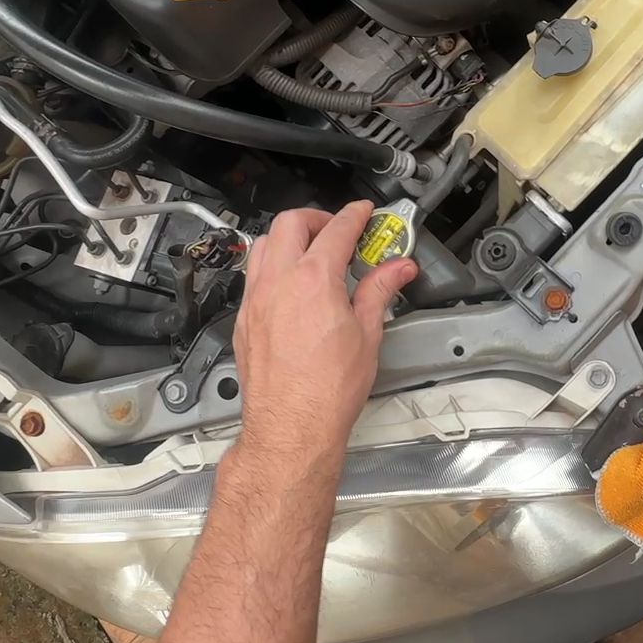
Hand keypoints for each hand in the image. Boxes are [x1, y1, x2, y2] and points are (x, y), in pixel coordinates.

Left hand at [233, 201, 418, 463]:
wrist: (291, 429)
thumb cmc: (327, 391)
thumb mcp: (368, 335)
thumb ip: (380, 291)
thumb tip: (397, 269)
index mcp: (315, 281)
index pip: (336, 230)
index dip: (355, 215)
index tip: (363, 213)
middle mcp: (279, 284)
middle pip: (290, 223)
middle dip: (317, 218)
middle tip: (338, 230)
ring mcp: (256, 301)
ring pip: (264, 245)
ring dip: (289, 238)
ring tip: (312, 251)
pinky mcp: (245, 320)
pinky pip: (254, 275)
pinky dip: (273, 265)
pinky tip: (292, 283)